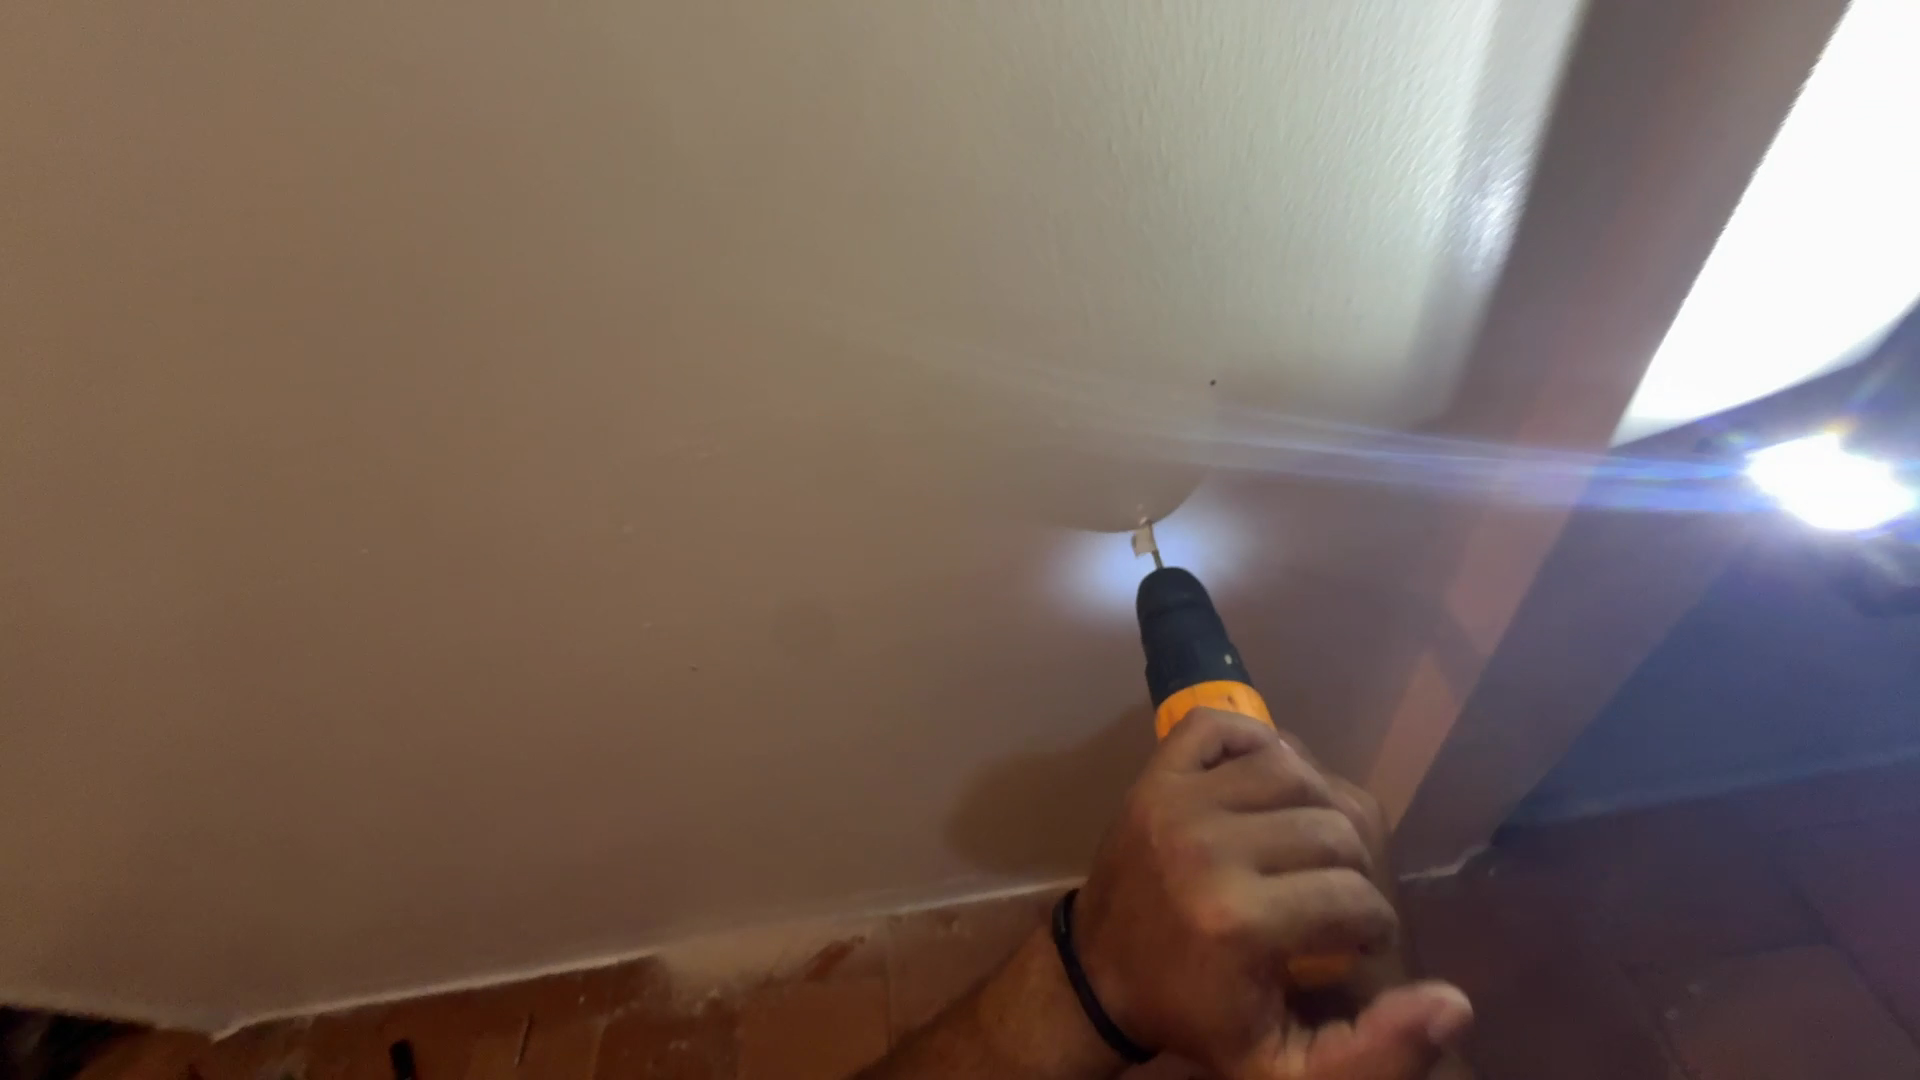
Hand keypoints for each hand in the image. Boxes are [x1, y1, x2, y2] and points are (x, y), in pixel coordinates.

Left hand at [1070, 709, 1471, 1079]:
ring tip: (1313, 838)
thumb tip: (1454, 1001)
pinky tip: (1270, 780)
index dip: (1375, 925)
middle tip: (1340, 890)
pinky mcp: (1154, 774)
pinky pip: (1218, 726)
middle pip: (1333, 827)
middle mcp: (1208, 846)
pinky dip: (1255, 739)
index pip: (1358, 897)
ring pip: (1290, 767)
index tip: (1357, 941)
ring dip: (1320, 800)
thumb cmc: (1195, 1013)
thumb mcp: (1282, 1067)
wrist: (1100, 969)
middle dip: (1356, 866)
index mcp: (1239, 921)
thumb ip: (1376, 1054)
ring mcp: (1176, 799)